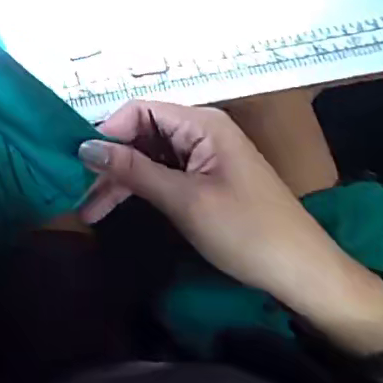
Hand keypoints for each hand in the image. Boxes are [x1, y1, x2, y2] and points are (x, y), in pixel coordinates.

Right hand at [78, 100, 382, 354]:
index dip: (107, 132)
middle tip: (81, 196)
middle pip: (143, 132)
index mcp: (201, 123)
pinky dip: (142, 187)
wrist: (302, 272)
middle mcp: (202, 130)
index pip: (140, 110)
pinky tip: (119, 205)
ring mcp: (206, 154)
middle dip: (111, 161)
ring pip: (151, 154)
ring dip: (122, 178)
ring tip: (91, 210)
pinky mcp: (208, 176)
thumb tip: (85, 148)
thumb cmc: (245, 231)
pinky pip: (166, 171)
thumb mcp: (184, 200)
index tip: (79, 164)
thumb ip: (134, 171)